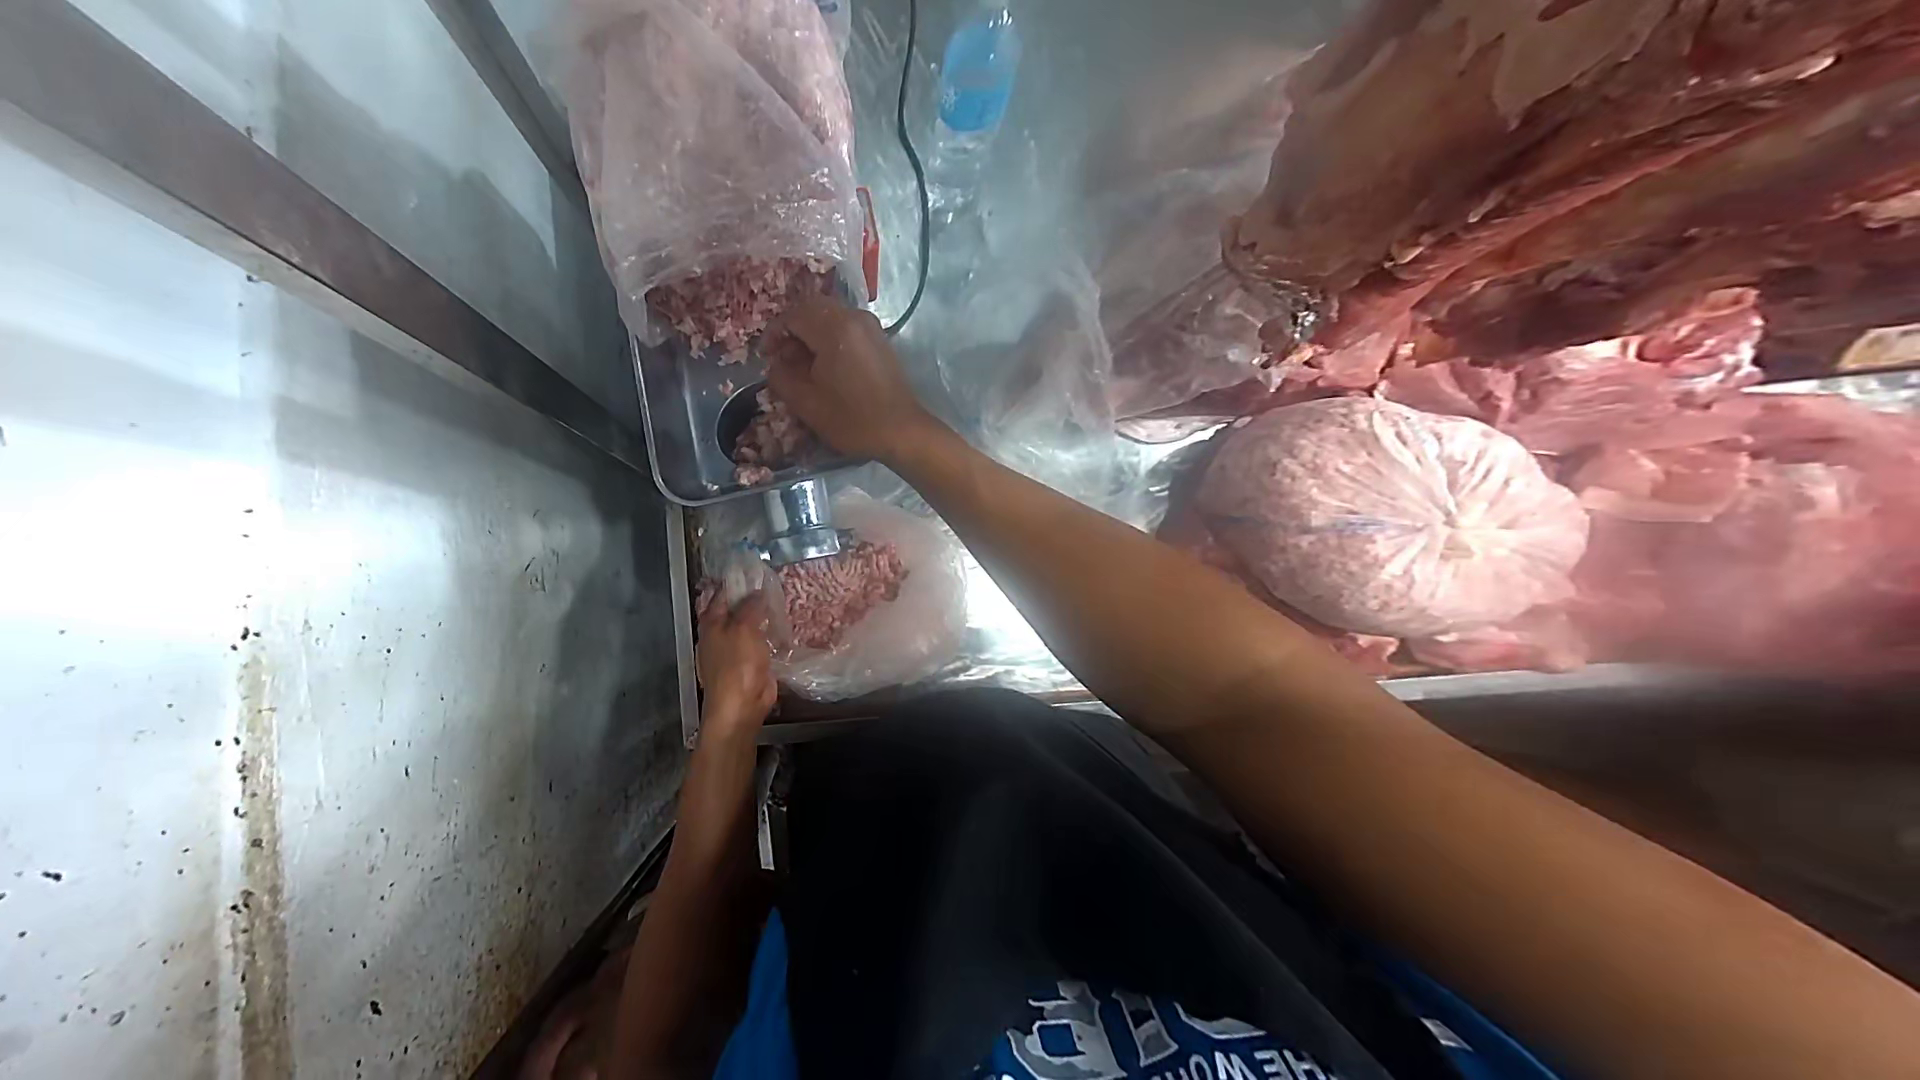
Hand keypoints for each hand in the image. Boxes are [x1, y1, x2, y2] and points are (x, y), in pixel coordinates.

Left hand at [696, 593, 775, 741]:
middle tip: (773, 583)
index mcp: (711, 623)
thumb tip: (757, 591)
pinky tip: (781, 626)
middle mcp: (719, 635)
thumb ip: (751, 607)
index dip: (737, 581)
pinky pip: (759, 642)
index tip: (755, 570)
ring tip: (780, 601)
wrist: (741, 705)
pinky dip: (768, 634)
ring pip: (749, 626)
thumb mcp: (744, 628)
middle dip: (752, 598)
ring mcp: (734, 650)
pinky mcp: (749, 663)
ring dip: (761, 616)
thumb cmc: (737, 664)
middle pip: (735, 609)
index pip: (722, 594)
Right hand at [765, 296, 941, 463]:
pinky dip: (831, 340)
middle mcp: (854, 317)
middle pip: (812, 310)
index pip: (792, 315)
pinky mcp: (881, 340)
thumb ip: (781, 376)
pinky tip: (827, 368)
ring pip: (830, 318)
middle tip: (783, 360)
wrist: (902, 431)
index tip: (766, 357)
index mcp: (834, 327)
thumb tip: (777, 363)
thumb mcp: (806, 402)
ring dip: (811, 336)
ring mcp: (871, 327)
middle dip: (792, 332)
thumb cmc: (852, 419)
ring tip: (804, 367)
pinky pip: (847, 328)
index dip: (773, 334)